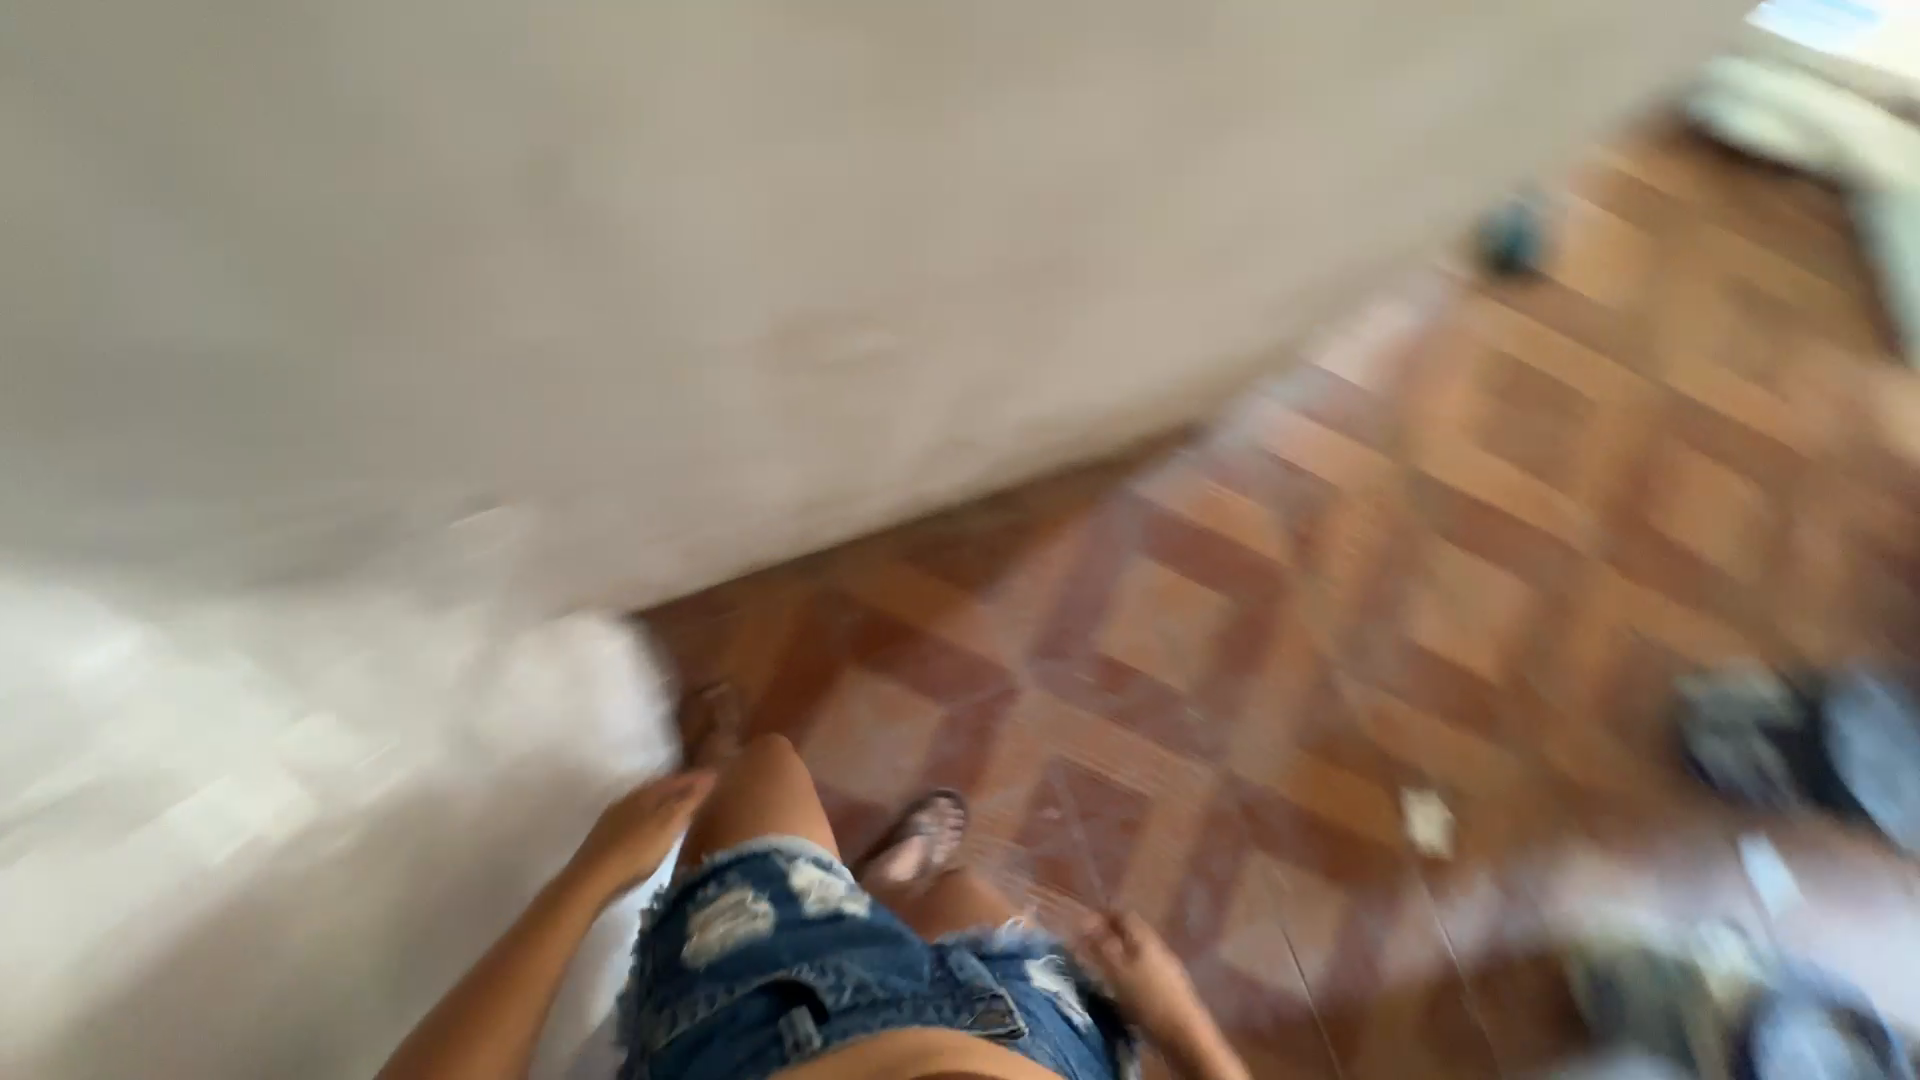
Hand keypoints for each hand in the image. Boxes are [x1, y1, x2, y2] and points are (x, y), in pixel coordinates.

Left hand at [565, 770, 715, 900]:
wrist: (589, 883)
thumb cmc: (635, 852)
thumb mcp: (668, 825)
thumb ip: (689, 800)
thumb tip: (710, 774)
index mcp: (645, 793)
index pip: (675, 778)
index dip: (696, 777)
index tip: (715, 776)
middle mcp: (628, 800)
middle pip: (658, 787)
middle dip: (679, 786)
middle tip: (700, 789)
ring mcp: (613, 818)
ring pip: (645, 802)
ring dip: (663, 802)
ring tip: (679, 810)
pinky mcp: (604, 838)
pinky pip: (635, 817)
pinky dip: (650, 817)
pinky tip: (652, 830)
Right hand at [1075, 911, 1209, 1042]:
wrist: (1187, 1038)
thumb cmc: (1148, 999)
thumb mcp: (1117, 971)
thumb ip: (1099, 946)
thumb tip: (1083, 922)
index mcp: (1144, 937)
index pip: (1122, 913)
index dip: (1103, 915)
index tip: (1084, 925)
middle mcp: (1157, 947)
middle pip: (1130, 933)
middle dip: (1109, 938)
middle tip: (1088, 950)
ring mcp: (1166, 969)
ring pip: (1137, 955)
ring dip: (1118, 959)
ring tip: (1100, 973)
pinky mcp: (1169, 991)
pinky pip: (1143, 974)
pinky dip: (1128, 977)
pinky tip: (1120, 993)